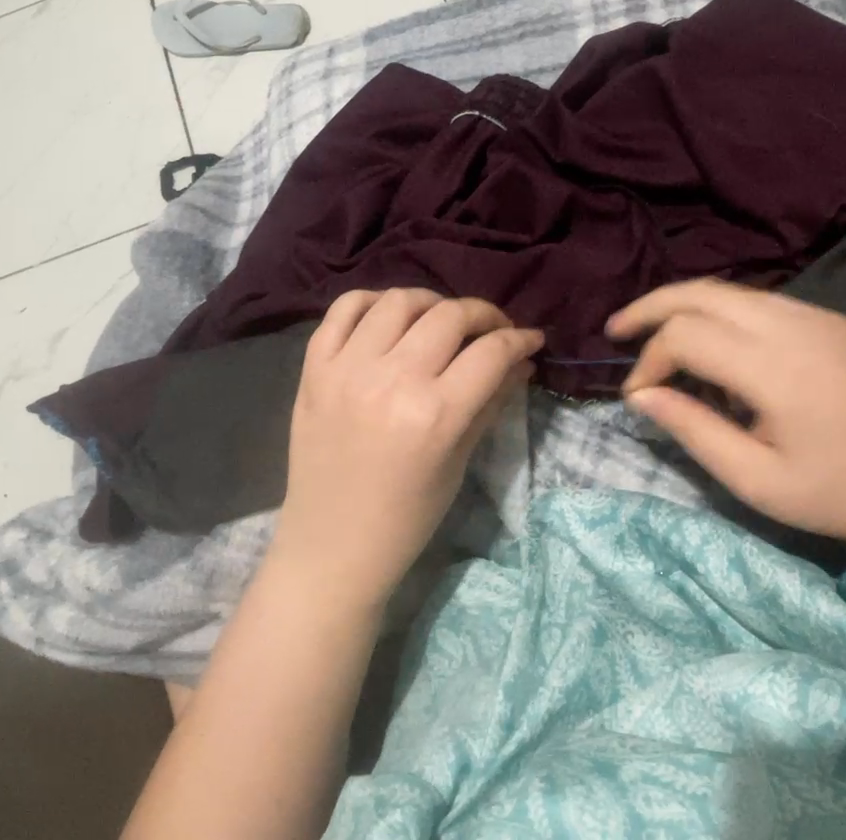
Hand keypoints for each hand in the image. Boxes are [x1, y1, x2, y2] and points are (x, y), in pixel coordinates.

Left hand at [270, 289, 543, 606]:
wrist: (332, 544)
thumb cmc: (407, 517)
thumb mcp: (459, 462)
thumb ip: (491, 402)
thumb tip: (522, 361)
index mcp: (435, 414)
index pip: (490, 352)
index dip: (520, 339)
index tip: (531, 339)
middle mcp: (391, 380)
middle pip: (449, 315)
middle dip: (483, 315)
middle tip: (492, 331)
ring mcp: (346, 369)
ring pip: (398, 301)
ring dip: (431, 303)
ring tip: (441, 322)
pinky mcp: (314, 368)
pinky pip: (344, 309)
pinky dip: (372, 301)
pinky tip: (390, 317)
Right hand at [607, 279, 845, 549]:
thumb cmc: (839, 496)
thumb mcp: (756, 482)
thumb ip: (694, 431)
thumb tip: (641, 395)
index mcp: (778, 369)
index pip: (686, 333)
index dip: (649, 360)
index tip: (639, 397)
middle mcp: (798, 326)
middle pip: (703, 292)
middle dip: (652, 308)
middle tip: (617, 330)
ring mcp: (822, 317)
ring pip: (733, 293)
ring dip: (688, 311)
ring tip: (662, 344)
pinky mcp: (837, 321)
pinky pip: (765, 304)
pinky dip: (726, 318)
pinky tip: (721, 353)